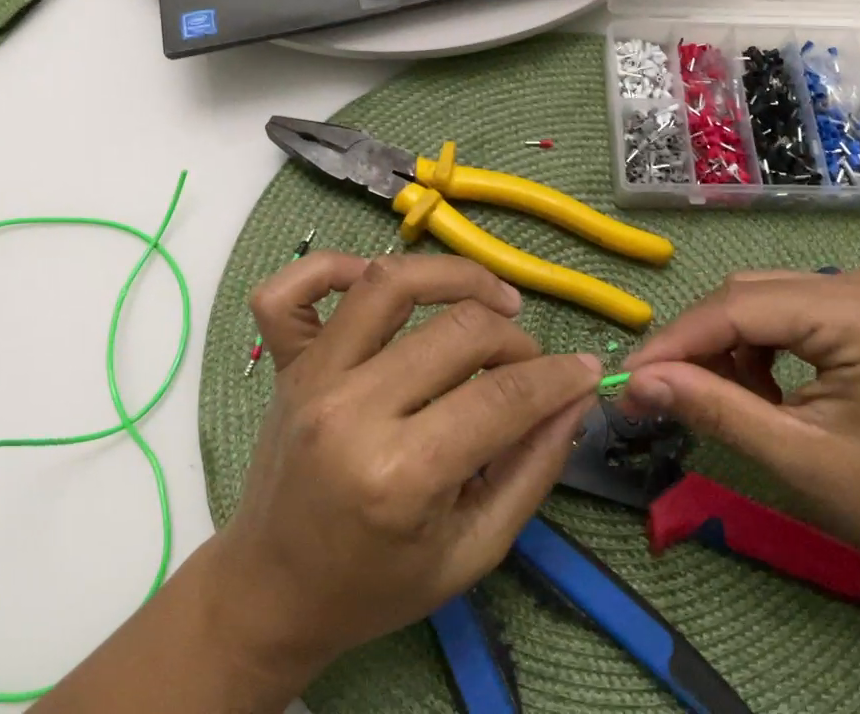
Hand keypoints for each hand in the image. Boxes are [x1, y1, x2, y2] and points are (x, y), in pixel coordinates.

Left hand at [210, 251, 601, 679]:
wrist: (273, 593)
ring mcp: (311, 379)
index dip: (559, 378)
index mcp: (401, 474)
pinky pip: (289, 292)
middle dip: (517, 341)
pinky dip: (330, 267)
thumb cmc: (376, 586)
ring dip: (454, 277)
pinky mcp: (282, 366)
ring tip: (493, 301)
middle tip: (532, 366)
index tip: (586, 371)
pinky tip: (377, 281)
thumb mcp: (473, 550)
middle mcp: (351, 410)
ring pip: (389, 284)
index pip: (503, 397)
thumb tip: (577, 397)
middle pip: (458, 331)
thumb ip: (533, 470)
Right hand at [622, 269, 859, 603]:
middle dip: (692, 346)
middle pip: (742, 297)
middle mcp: (857, 283)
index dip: (673, 342)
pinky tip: (753, 391)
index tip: (622, 380)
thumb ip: (716, 410)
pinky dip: (749, 349)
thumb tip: (637, 381)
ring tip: (712, 402)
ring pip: (753, 302)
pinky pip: (777, 313)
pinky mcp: (853, 308)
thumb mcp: (797, 459)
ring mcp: (858, 291)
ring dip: (720, 349)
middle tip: (648, 395)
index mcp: (857, 314)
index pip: (738, 308)